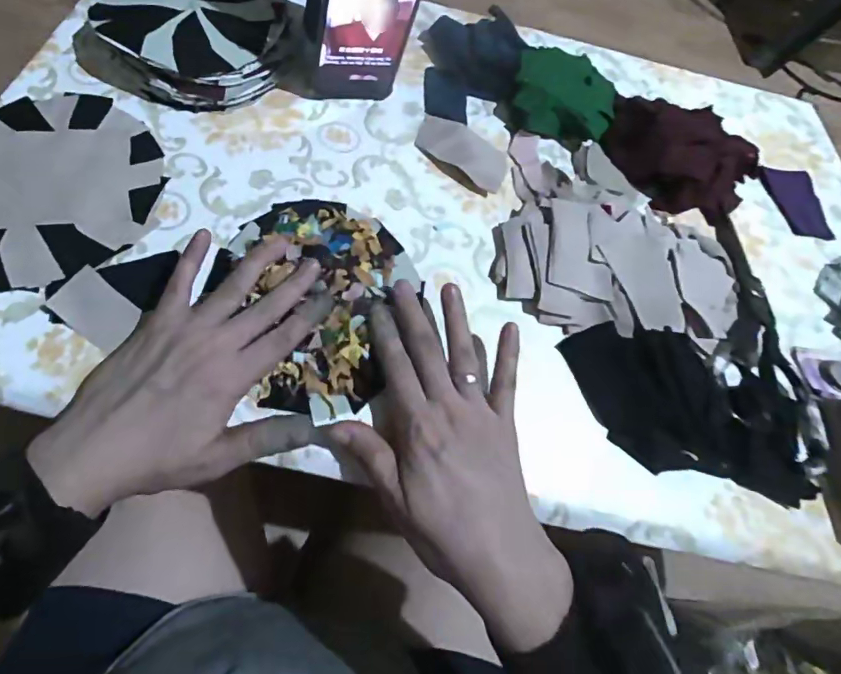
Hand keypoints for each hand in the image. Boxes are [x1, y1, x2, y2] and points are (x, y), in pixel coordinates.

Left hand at [27, 230, 326, 515]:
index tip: (329, 295)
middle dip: (294, 282)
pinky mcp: (157, 320)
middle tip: (315, 261)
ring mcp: (185, 326)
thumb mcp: (217, 458)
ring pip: (230, 286)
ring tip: (279, 240)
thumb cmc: (159, 458)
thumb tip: (317, 429)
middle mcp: (216, 343)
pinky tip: (204, 234)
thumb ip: (267, 437)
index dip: (309, 315)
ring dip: (257, 261)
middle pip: (264, 306)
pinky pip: (178, 282)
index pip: (283, 338)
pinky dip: (191, 257)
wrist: (94, 449)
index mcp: (234, 376)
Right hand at [324, 281, 572, 653]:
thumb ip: (369, 456)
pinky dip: (508, 355)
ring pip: (465, 356)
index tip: (376, 305)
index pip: (398, 368)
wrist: (504, 557)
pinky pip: (507, 383)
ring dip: (456, 320)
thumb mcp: (396, 500)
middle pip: (428, 352)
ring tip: (449, 287)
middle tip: (403, 283)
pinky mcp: (506, 423)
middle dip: (414, 315)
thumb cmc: (442, 531)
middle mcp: (449, 408)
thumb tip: (332, 424)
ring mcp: (481, 412)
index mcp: (419, 426)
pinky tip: (509, 327)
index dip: (386, 334)